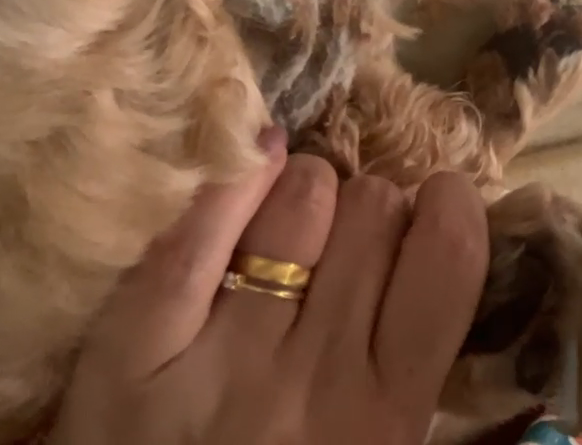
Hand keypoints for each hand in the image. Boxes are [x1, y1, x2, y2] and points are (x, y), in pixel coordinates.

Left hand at [53, 133, 489, 444]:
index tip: (431, 203)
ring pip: (300, 193)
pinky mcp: (134, 356)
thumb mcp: (383, 443)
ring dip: (304, 188)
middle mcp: (318, 376)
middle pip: (373, 206)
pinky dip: (229, 185)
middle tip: (346, 233)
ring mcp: (224, 360)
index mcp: (391, 408)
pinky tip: (252, 165)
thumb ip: (415, 350)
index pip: (448, 254)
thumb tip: (433, 227)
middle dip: (369, 202)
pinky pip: (193, 234)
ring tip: (289, 221)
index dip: (447, 203)